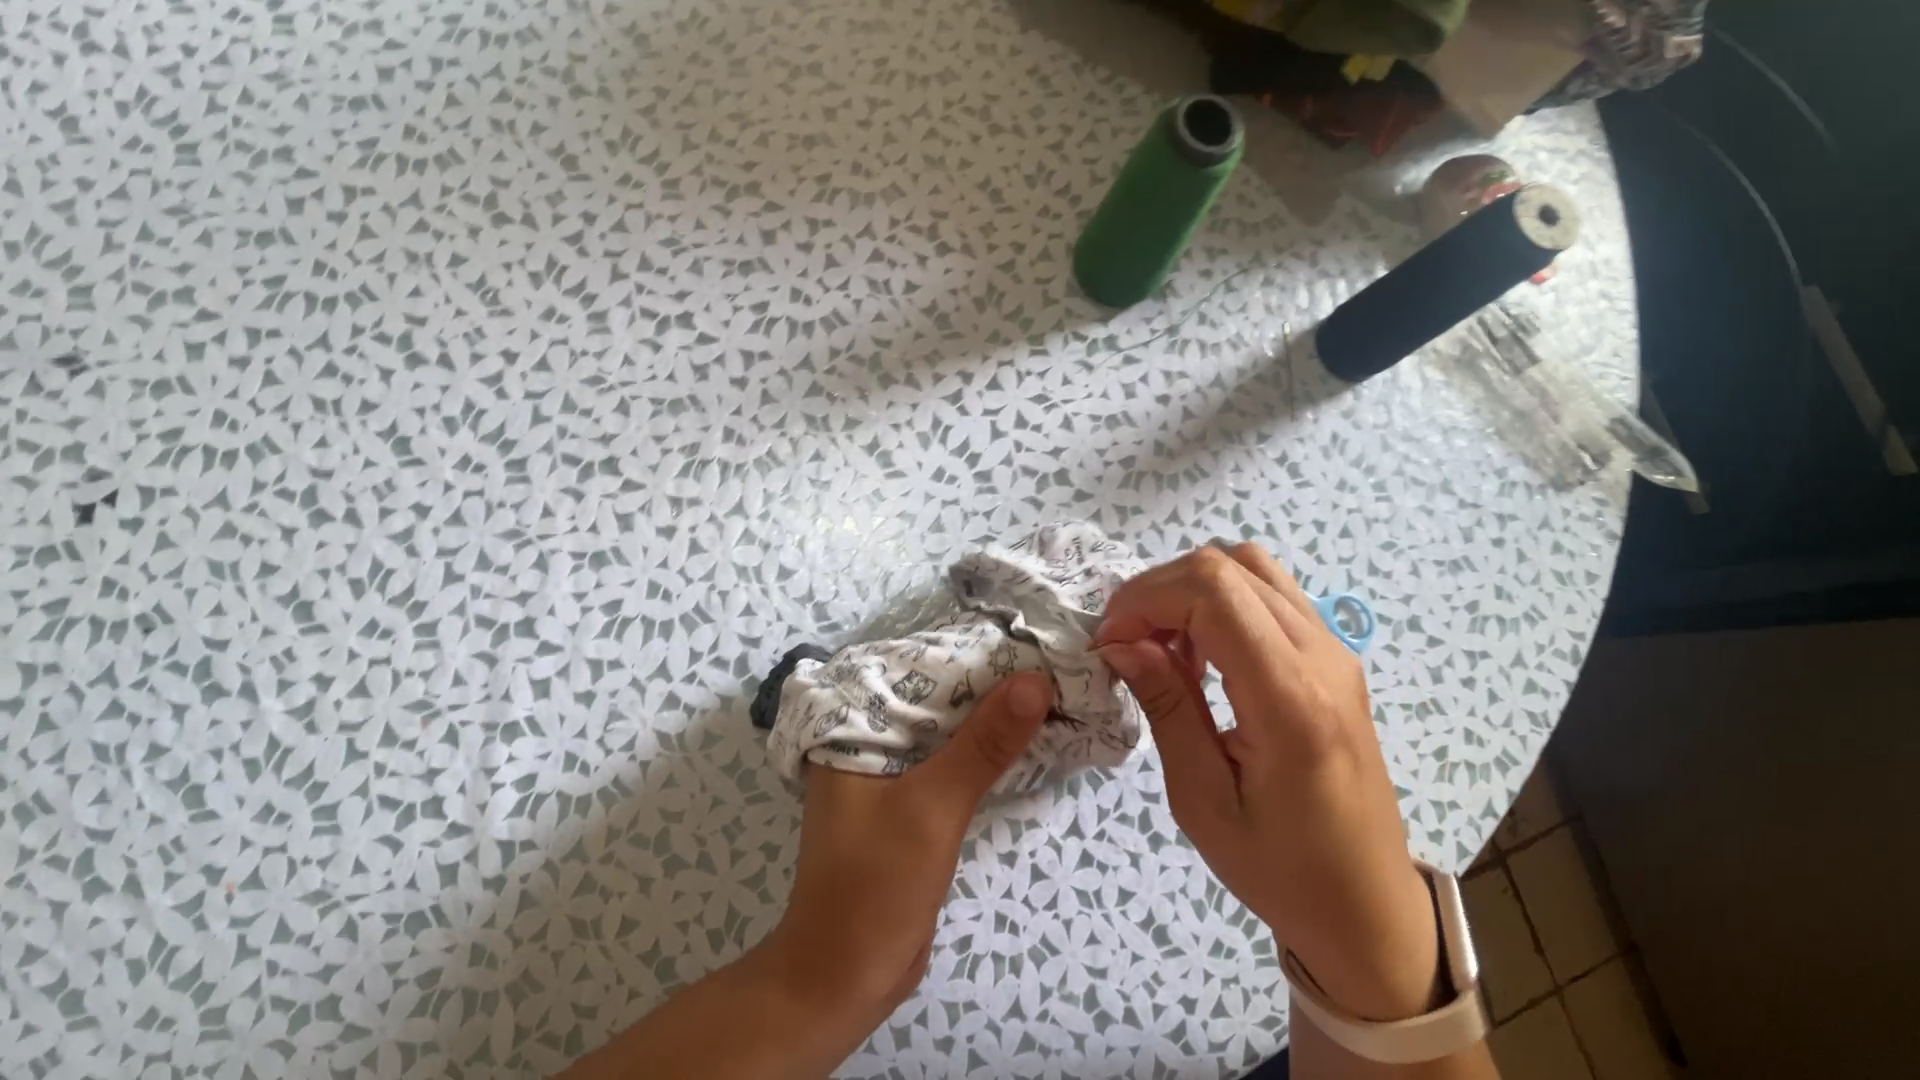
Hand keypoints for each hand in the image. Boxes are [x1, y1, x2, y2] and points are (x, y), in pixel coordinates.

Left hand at [761, 672, 1055, 1022]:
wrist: (846, 978)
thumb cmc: (874, 887)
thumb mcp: (932, 808)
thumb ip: (982, 745)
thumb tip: (1035, 681)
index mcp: (849, 728)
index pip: (912, 670)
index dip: (968, 653)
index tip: (1025, 635)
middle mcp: (863, 742)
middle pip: (932, 700)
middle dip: (986, 685)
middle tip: (1048, 659)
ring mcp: (886, 775)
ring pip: (944, 733)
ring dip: (988, 720)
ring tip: (1047, 689)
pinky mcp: (907, 806)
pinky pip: (948, 765)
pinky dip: (981, 755)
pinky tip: (1023, 740)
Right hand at [1096, 544, 1441, 1020]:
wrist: (1365, 903)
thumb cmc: (1280, 868)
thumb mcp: (1203, 800)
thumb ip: (1167, 708)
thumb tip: (1123, 643)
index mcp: (1290, 698)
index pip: (1213, 591)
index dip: (1146, 599)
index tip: (1108, 643)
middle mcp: (1322, 656)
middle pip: (1228, 566)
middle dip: (1159, 590)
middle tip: (1124, 642)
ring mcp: (1336, 651)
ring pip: (1252, 567)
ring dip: (1190, 591)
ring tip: (1160, 644)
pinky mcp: (1335, 657)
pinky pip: (1271, 594)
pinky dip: (1221, 601)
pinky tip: (1200, 652)